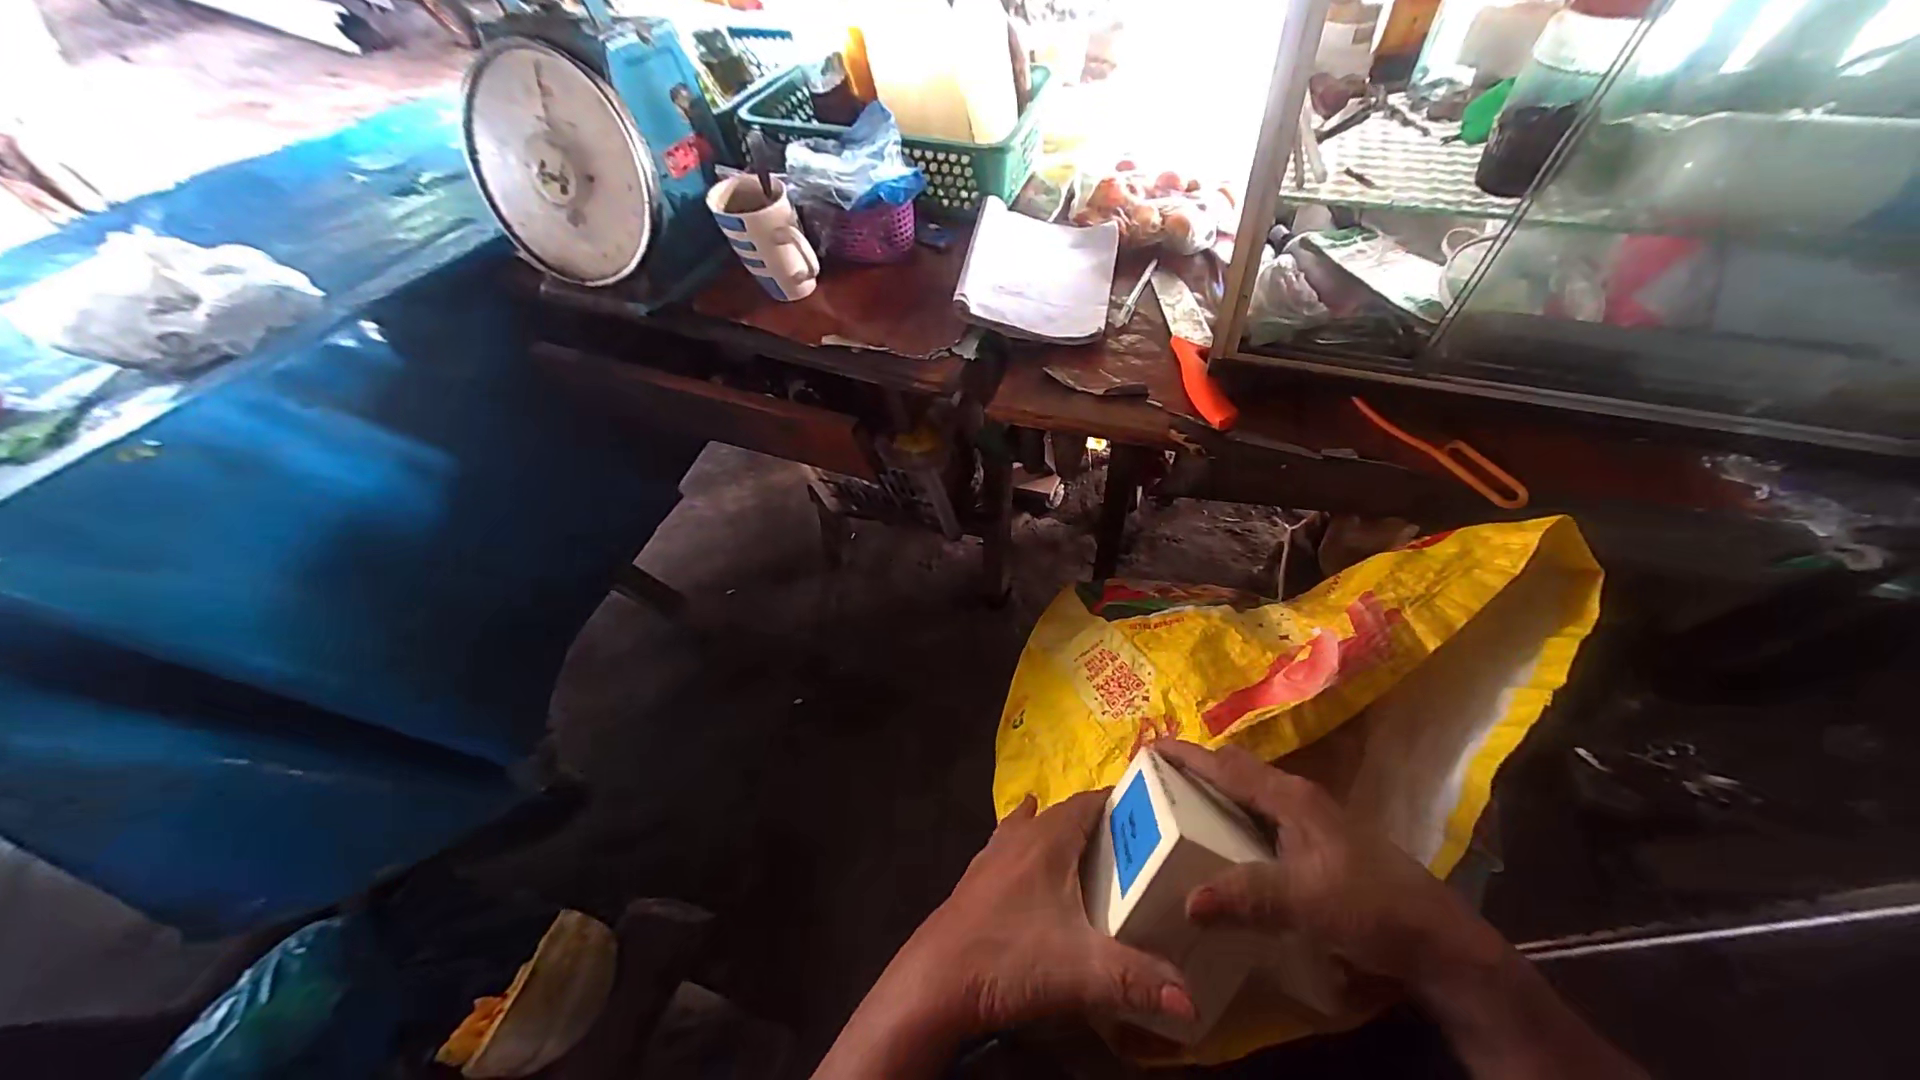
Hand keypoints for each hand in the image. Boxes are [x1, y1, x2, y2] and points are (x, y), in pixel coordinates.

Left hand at [812, 792, 1195, 1079]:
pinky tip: (1025, 856)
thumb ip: (1137, 979)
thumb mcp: (1080, 971)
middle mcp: (1019, 837)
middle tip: (1132, 842)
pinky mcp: (975, 878)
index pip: (1089, 801)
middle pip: (1063, 813)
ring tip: (1086, 846)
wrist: (935, 980)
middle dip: (1096, 820)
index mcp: (1047, 840)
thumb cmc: (1009, 958)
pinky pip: (1008, 846)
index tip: (1151, 810)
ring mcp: (992, 855)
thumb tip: (1193, 1003)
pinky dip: (1026, 845)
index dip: (1119, 800)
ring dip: (1058, 830)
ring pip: (1031, 826)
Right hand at [1159, 742, 1647, 1079]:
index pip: (1227, 766)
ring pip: (1248, 795)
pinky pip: (1259, 820)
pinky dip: (1231, 820)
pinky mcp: (1316, 844)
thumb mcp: (1307, 902)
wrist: (1440, 942)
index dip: (1186, 755)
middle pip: (1235, 773)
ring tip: (1175, 810)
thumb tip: (1188, 901)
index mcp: (1290, 798)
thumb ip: (1249, 897)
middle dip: (1194, 770)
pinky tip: (1220, 845)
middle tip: (1154, 782)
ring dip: (1212, 795)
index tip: (1147, 747)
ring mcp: (1309, 821)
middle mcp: (1297, 800)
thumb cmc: (1372, 906)